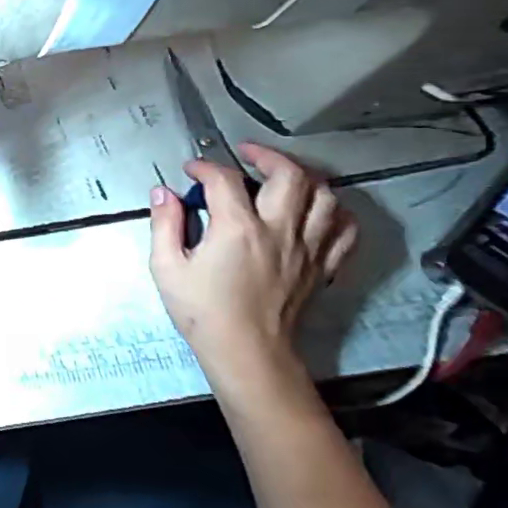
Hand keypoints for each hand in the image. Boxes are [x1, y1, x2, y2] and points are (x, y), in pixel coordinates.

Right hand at [148, 143, 357, 380]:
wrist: (246, 352)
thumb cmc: (202, 312)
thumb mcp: (167, 268)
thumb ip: (164, 225)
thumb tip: (162, 193)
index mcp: (237, 228)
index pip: (224, 179)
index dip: (204, 167)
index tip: (192, 170)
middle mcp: (278, 229)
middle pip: (289, 174)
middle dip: (266, 155)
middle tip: (247, 155)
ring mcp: (307, 247)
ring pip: (324, 195)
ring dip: (304, 177)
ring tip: (283, 175)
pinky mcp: (322, 265)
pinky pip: (345, 229)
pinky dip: (336, 211)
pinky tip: (318, 209)